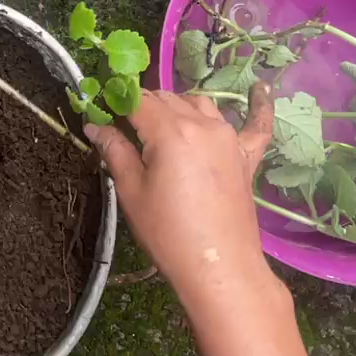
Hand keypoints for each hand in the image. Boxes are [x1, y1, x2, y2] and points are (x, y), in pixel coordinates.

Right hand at [85, 83, 274, 296]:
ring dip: (176, 105)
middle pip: (165, 98)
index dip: (114, 102)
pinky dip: (257, 104)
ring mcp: (229, 138)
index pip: (136, 100)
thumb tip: (95, 126)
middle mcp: (203, 125)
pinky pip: (257, 123)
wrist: (219, 268)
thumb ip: (114, 150)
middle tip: (120, 127)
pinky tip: (259, 88)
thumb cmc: (168, 232)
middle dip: (140, 105)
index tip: (97, 111)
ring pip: (199, 103)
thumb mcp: (131, 191)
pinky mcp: (246, 155)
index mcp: (170, 132)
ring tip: (158, 124)